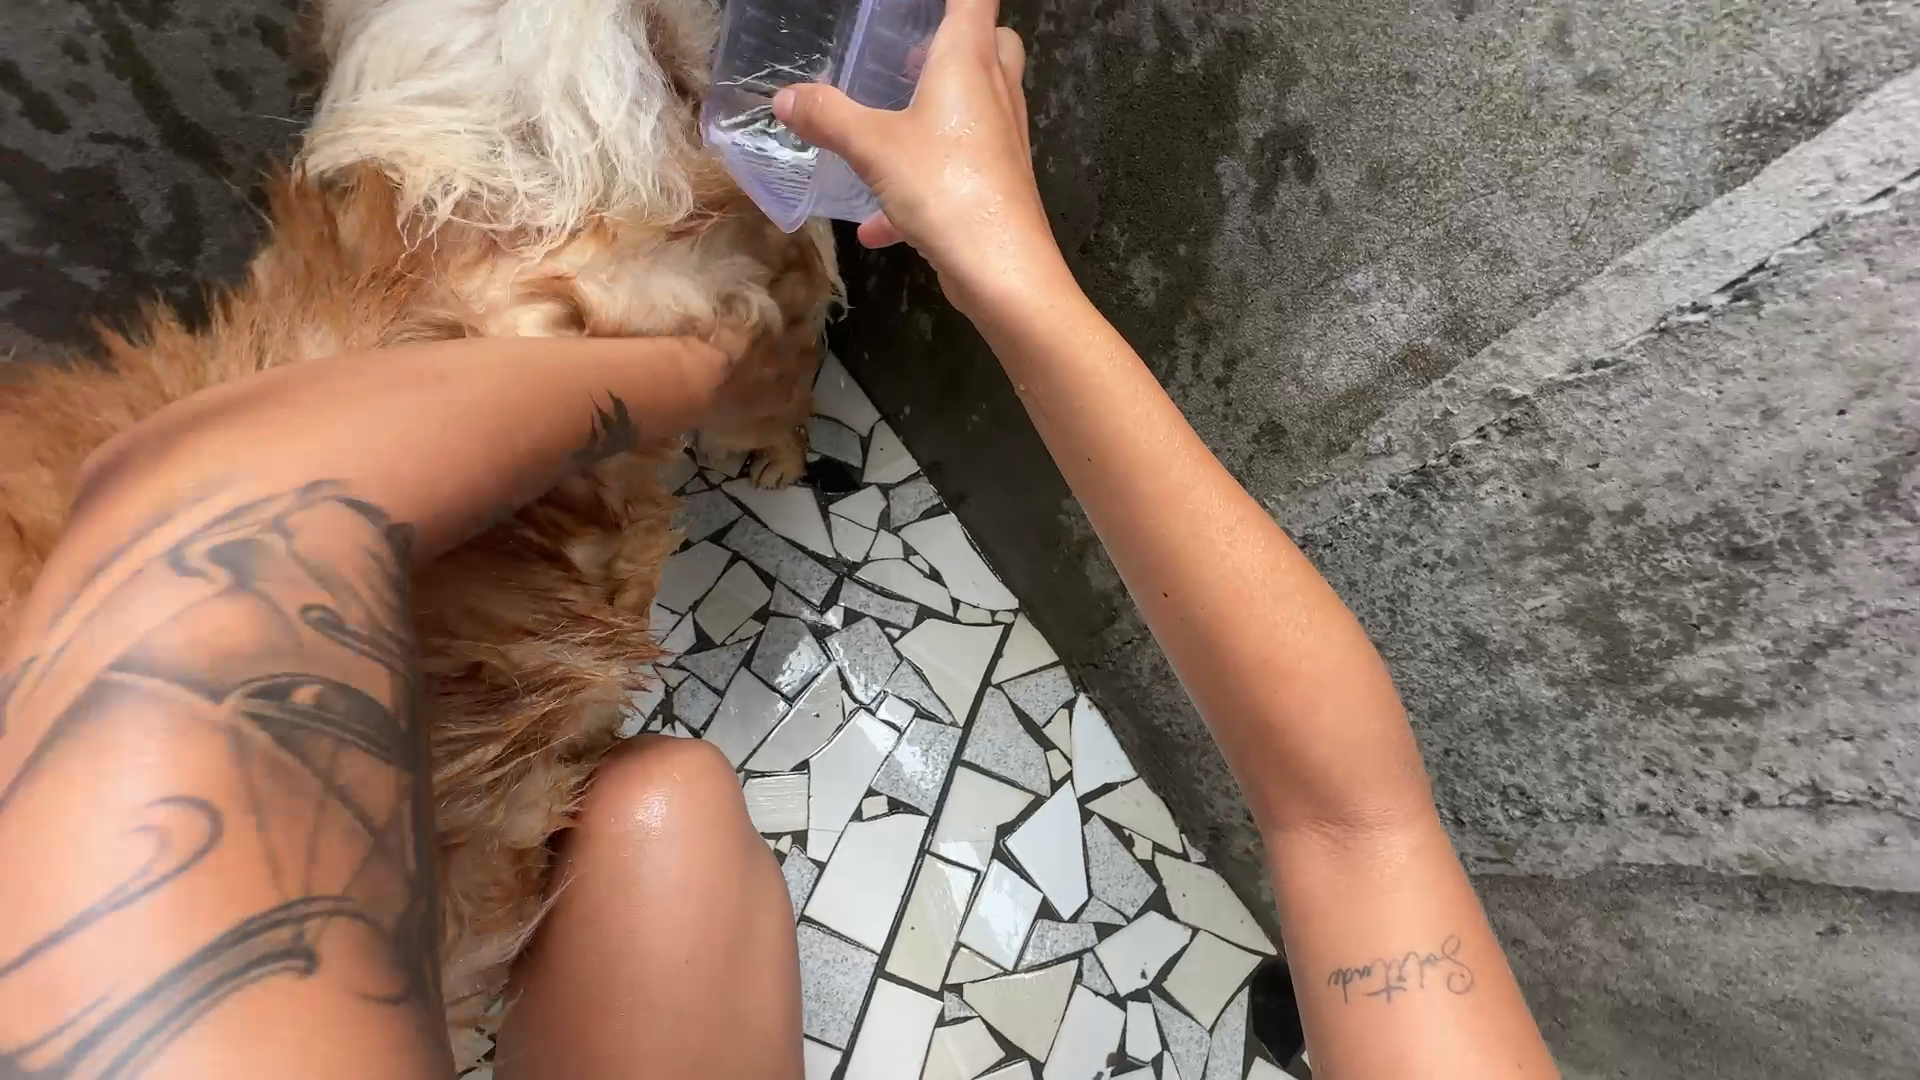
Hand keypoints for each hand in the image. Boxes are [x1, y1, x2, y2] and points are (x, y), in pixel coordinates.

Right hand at [772, 0, 1062, 312]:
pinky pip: (961, 173)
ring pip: (978, 111)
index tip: (916, 5)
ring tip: (898, 127)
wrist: (1001, 270)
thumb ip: (829, 118)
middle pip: (992, 44)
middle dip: (956, 45)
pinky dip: (924, 189)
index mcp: (969, 59)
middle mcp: (996, 93)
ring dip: (940, 115)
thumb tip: (784, 99)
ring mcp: (1003, 143)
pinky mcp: (999, 189)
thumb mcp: (874, 148)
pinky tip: (880, 225)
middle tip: (915, 58)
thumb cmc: (945, 187)